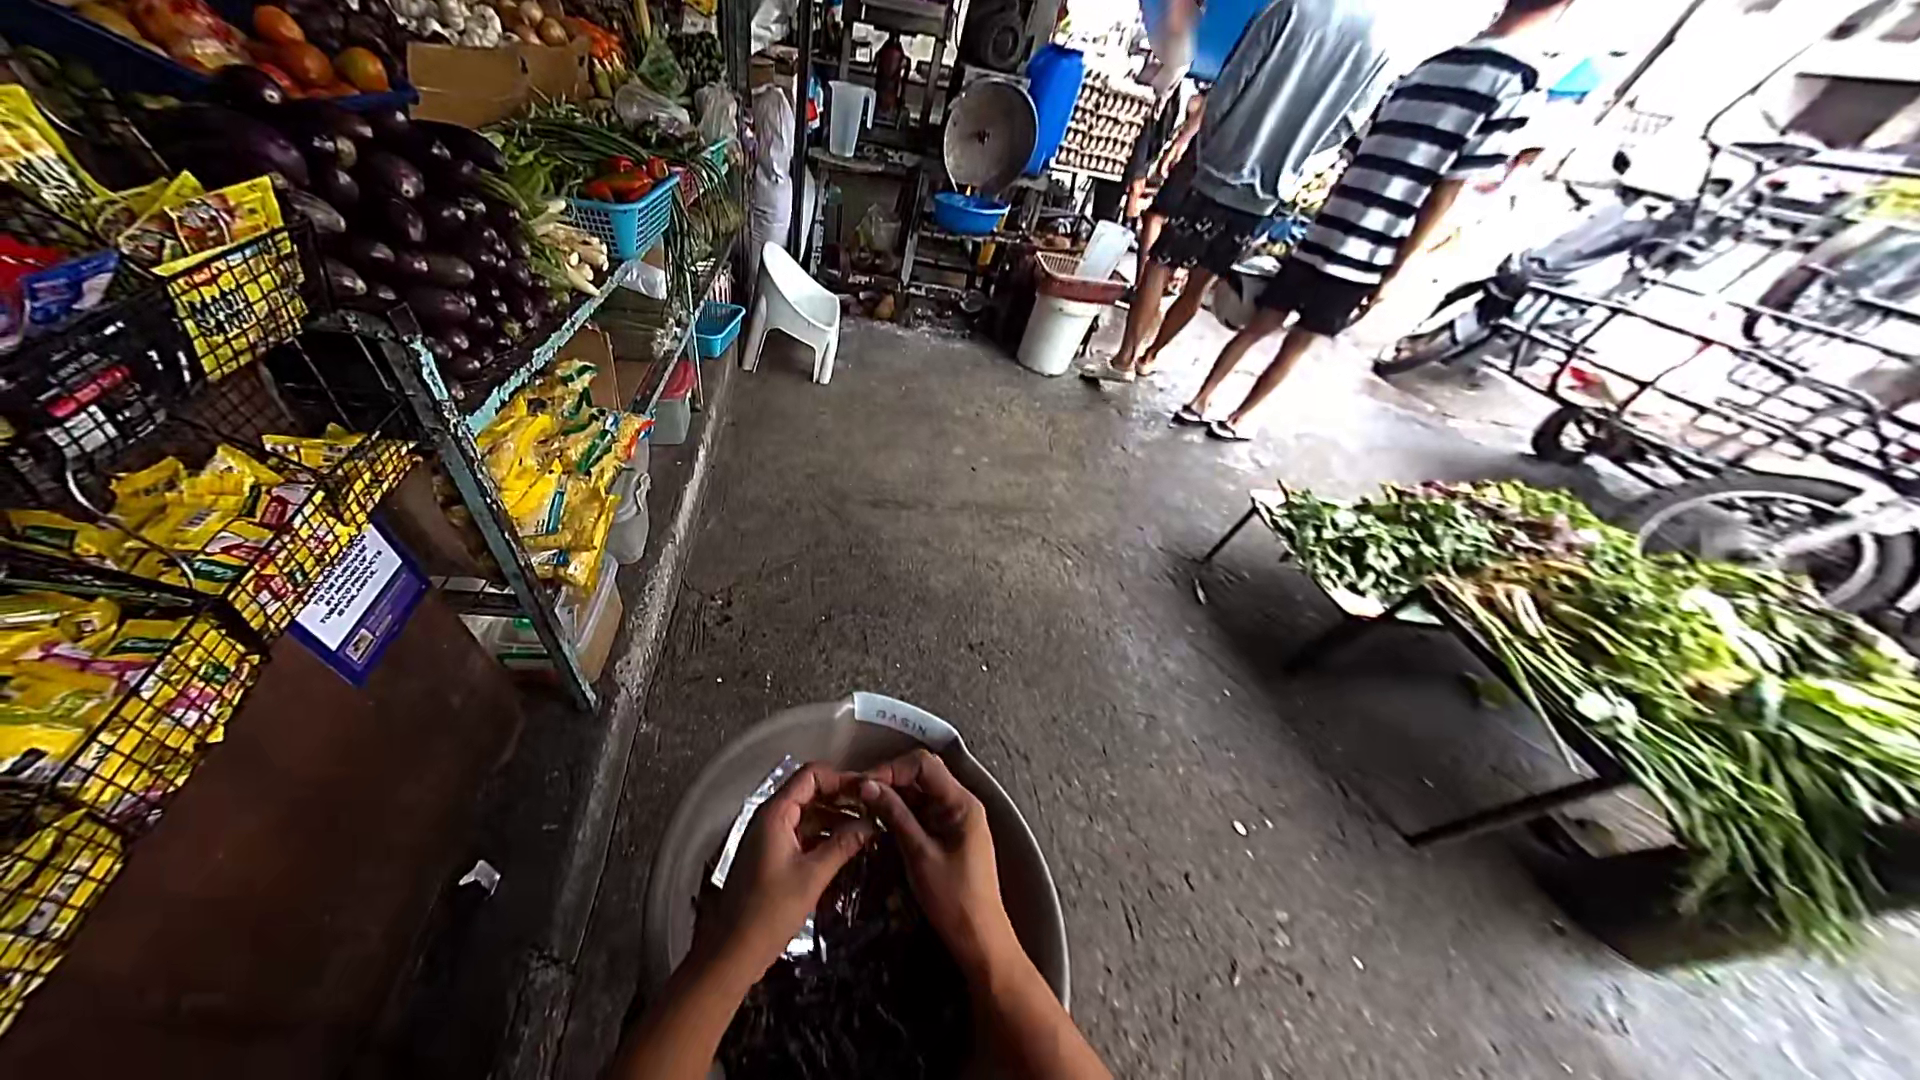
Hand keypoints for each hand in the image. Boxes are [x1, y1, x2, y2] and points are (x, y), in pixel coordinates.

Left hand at [703, 763, 876, 978]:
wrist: (731, 954)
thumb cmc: (767, 913)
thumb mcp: (812, 876)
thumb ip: (842, 845)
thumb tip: (868, 825)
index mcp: (775, 814)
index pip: (811, 776)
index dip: (841, 779)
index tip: (866, 791)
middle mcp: (770, 818)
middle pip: (810, 792)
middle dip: (842, 798)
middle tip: (871, 809)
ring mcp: (770, 837)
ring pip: (809, 814)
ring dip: (835, 818)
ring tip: (864, 829)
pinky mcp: (772, 855)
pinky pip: (803, 833)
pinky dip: (824, 836)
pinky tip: (845, 847)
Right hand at [856, 750, 1017, 978]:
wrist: (979, 938)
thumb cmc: (953, 899)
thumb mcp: (919, 854)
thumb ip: (895, 816)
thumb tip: (868, 786)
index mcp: (961, 802)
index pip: (924, 765)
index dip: (891, 769)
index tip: (863, 784)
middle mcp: (960, 802)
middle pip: (922, 774)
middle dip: (889, 779)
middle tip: (858, 793)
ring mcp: (954, 817)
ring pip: (920, 791)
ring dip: (893, 794)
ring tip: (863, 804)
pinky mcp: (947, 832)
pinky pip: (922, 810)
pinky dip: (901, 810)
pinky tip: (880, 818)